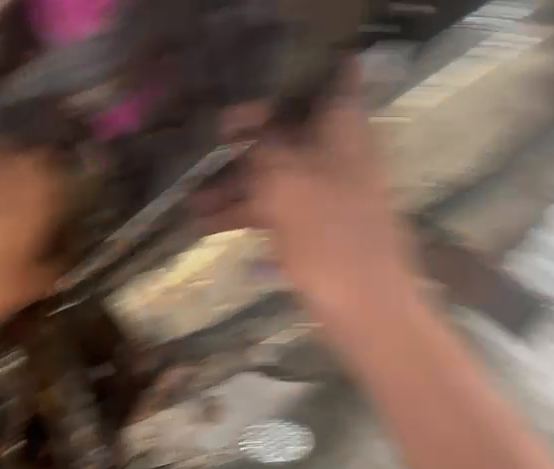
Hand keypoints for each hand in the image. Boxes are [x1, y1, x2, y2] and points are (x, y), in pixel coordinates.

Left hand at [0, 142, 65, 346]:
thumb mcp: (30, 286)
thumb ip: (53, 265)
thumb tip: (60, 259)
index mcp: (39, 182)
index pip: (66, 178)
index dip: (65, 199)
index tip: (62, 219)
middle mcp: (2, 158)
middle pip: (26, 161)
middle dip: (30, 183)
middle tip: (30, 214)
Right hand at [200, 73, 419, 324]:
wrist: (365, 304)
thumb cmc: (329, 236)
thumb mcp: (286, 180)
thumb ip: (262, 144)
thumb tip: (238, 120)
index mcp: (341, 126)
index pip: (320, 78)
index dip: (280, 78)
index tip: (234, 93)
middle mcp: (336, 151)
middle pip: (285, 133)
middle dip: (240, 143)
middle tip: (195, 150)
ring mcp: (325, 193)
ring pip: (273, 177)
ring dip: (232, 187)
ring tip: (187, 203)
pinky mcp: (314, 229)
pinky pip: (274, 211)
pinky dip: (243, 215)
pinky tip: (206, 226)